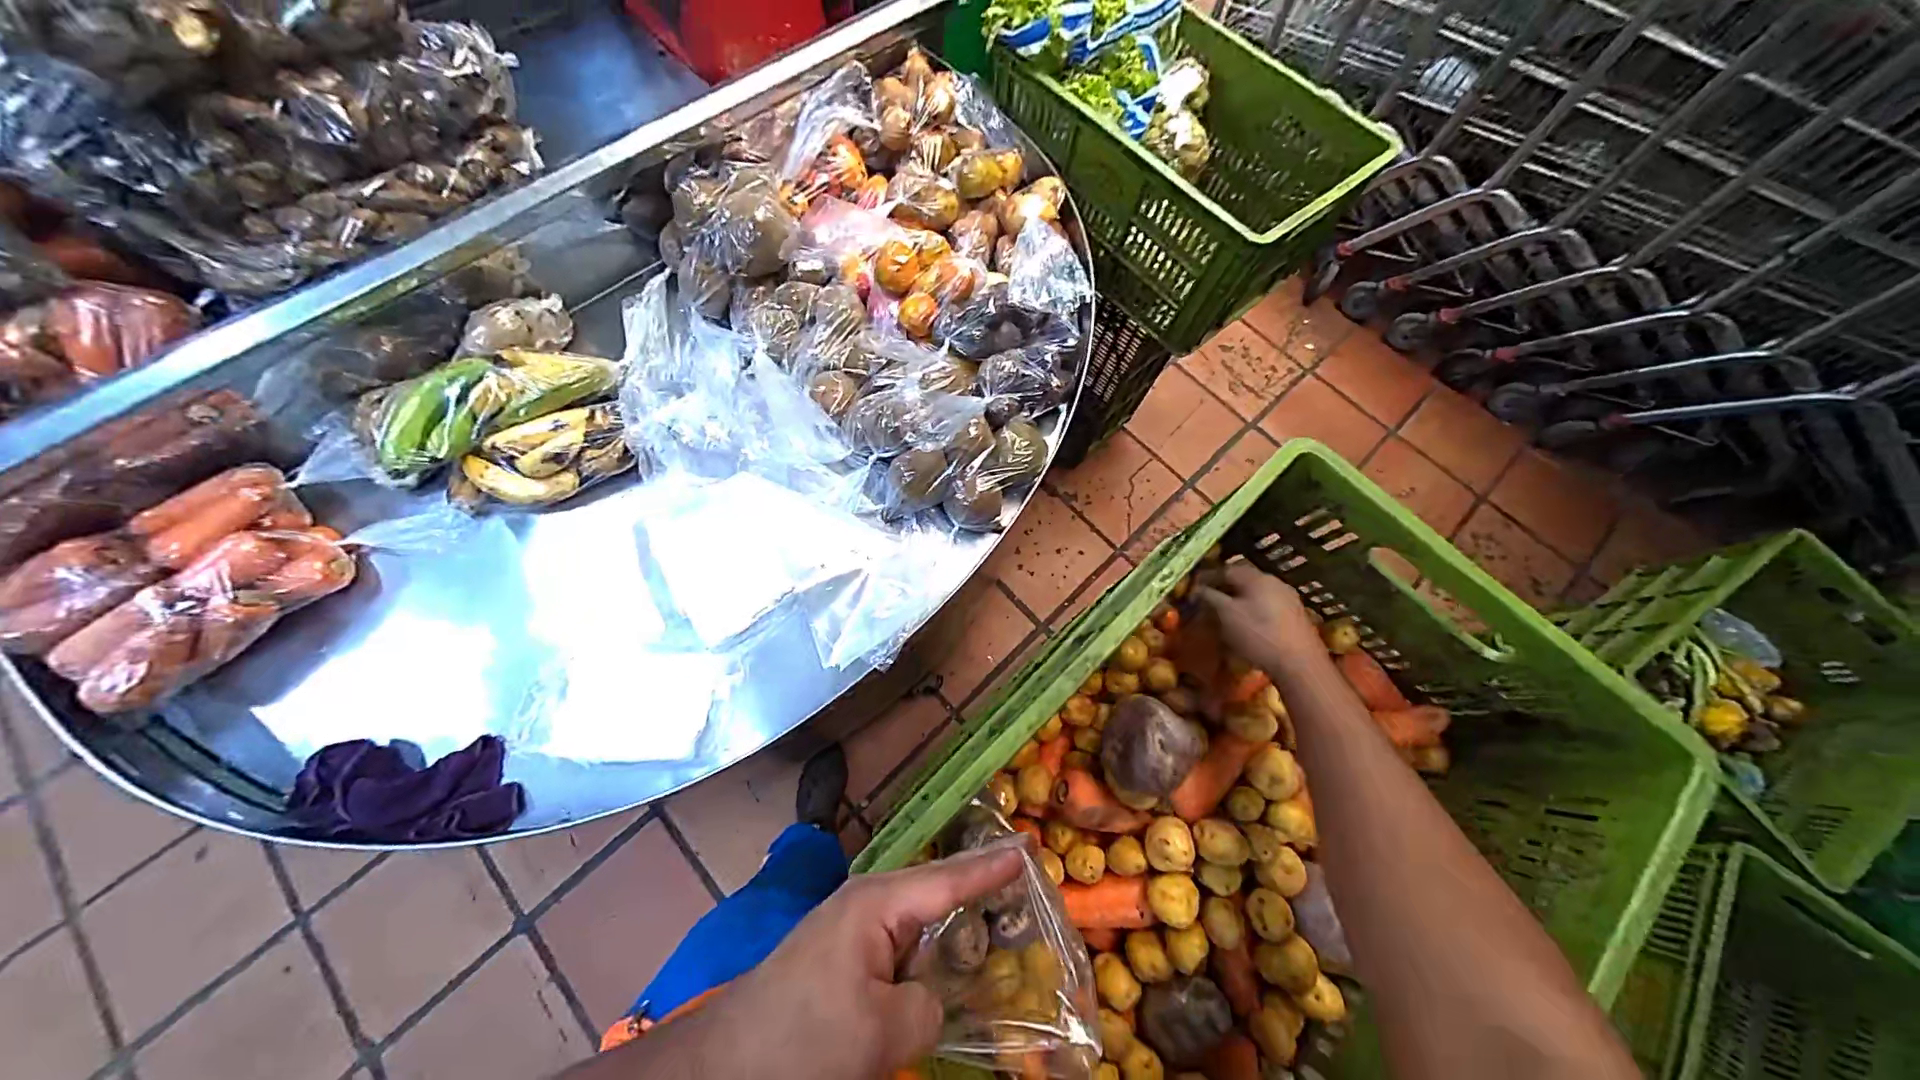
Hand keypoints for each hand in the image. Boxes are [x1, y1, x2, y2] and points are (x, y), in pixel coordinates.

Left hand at [688, 845, 1026, 1079]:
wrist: (727, 1059)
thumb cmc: (804, 1035)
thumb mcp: (882, 1033)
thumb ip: (928, 1009)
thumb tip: (931, 999)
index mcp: (879, 902)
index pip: (950, 879)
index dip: (993, 867)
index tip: (1029, 847)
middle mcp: (867, 900)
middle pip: (936, 888)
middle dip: (977, 885)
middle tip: (1021, 879)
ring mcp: (850, 923)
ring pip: (917, 917)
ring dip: (951, 922)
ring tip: (994, 921)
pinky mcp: (841, 950)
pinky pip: (897, 940)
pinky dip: (925, 948)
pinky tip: (941, 962)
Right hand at [1192, 561, 1322, 675]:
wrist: (1299, 663)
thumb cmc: (1258, 635)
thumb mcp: (1226, 614)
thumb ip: (1210, 597)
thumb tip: (1196, 588)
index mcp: (1257, 578)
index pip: (1226, 569)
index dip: (1207, 577)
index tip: (1193, 586)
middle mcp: (1274, 582)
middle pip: (1243, 579)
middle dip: (1223, 587)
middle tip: (1207, 598)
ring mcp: (1287, 599)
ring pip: (1255, 593)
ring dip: (1238, 599)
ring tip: (1224, 612)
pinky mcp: (1295, 616)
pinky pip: (1266, 605)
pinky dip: (1251, 610)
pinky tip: (1246, 623)